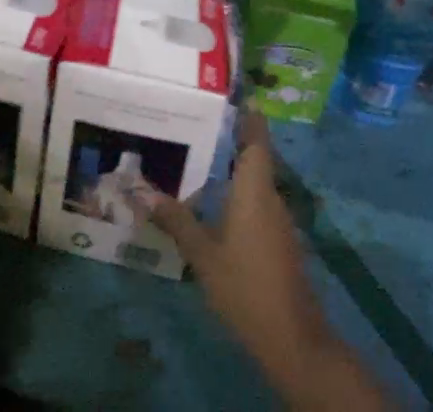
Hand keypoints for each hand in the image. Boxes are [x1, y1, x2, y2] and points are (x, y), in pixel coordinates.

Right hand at [131, 110, 386, 410]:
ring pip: (252, 182)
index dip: (248, 116)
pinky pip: (254, 203)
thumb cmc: (246, 287)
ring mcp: (277, 222)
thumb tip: (140, 190)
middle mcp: (270, 199)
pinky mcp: (277, 241)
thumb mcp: (203, 254)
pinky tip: (207, 200)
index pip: (256, 141)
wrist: (292, 339)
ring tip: (191, 155)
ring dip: (229, 167)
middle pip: (253, 157)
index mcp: (255, 192)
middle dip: (228, 138)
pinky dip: (234, 193)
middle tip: (190, 121)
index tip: (231, 92)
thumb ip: (175, 220)